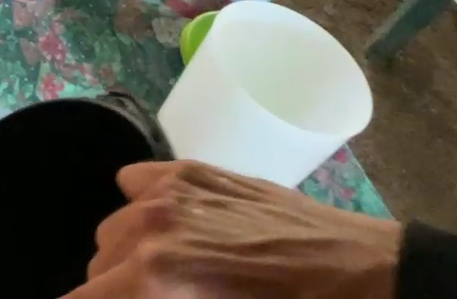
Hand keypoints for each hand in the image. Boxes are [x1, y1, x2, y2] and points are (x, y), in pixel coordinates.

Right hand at [66, 161, 401, 298]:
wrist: (373, 280)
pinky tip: (181, 234)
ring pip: (113, 233)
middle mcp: (149, 226)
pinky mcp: (188, 170)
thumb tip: (149, 291)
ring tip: (178, 282)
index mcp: (158, 279)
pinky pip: (133, 185)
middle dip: (118, 293)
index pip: (84, 297)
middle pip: (97, 270)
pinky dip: (142, 211)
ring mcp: (167, 190)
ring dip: (131, 262)